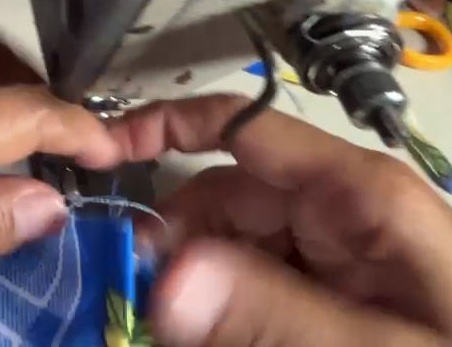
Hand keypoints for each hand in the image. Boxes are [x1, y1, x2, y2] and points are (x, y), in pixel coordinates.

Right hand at [111, 95, 451, 346]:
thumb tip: (162, 278)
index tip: (99, 154)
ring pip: (241, 252)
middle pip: (226, 196)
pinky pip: (269, 292)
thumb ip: (276, 313)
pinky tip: (214, 336)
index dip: (163, 126)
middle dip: (175, 238)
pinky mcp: (347, 301)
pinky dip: (233, 315)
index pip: (236, 125)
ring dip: (201, 287)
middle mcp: (339, 209)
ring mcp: (342, 256)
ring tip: (166, 327)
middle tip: (129, 296)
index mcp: (353, 189)